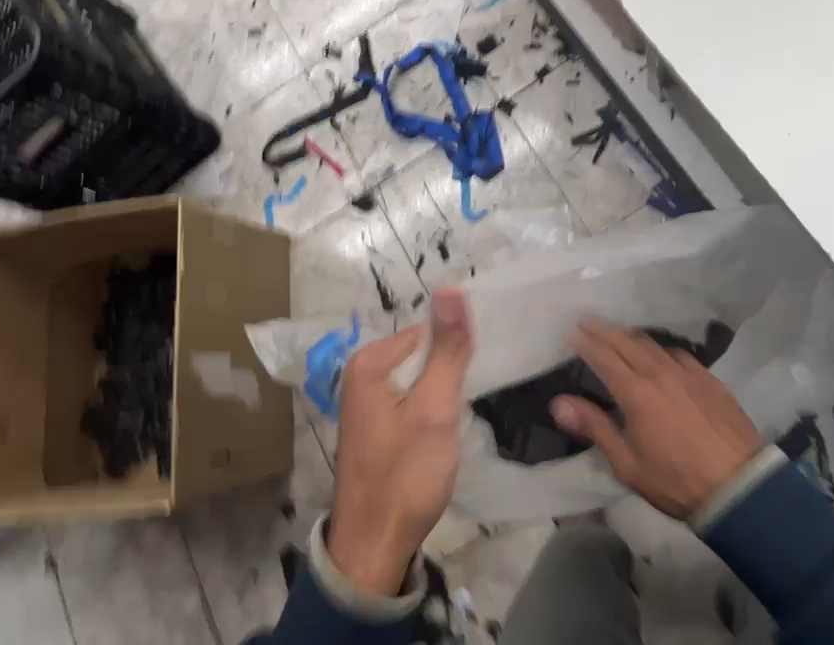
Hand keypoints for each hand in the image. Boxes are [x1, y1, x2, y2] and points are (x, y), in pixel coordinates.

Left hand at [327, 290, 473, 595]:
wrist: (373, 545)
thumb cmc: (405, 475)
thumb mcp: (435, 409)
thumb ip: (447, 350)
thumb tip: (450, 287)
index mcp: (369, 362)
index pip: (429, 333)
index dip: (456, 357)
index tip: (474, 383)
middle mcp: (359, 373)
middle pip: (422, 355)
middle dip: (447, 377)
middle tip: (462, 410)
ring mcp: (364, 402)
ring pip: (418, 381)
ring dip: (440, 398)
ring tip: (453, 426)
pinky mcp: (373, 426)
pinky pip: (409, 402)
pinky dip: (427, 414)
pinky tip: (437, 439)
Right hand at [552, 318, 762, 519]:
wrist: (740, 488)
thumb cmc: (675, 481)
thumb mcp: (627, 463)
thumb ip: (594, 427)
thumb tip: (558, 403)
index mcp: (635, 393)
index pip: (603, 356)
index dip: (584, 342)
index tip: (570, 332)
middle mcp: (659, 374)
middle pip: (626, 341)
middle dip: (603, 329)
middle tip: (586, 321)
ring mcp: (689, 374)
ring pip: (653, 344)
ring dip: (631, 336)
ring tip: (619, 335)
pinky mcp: (711, 380)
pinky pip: (680, 354)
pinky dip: (661, 349)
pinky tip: (661, 356)